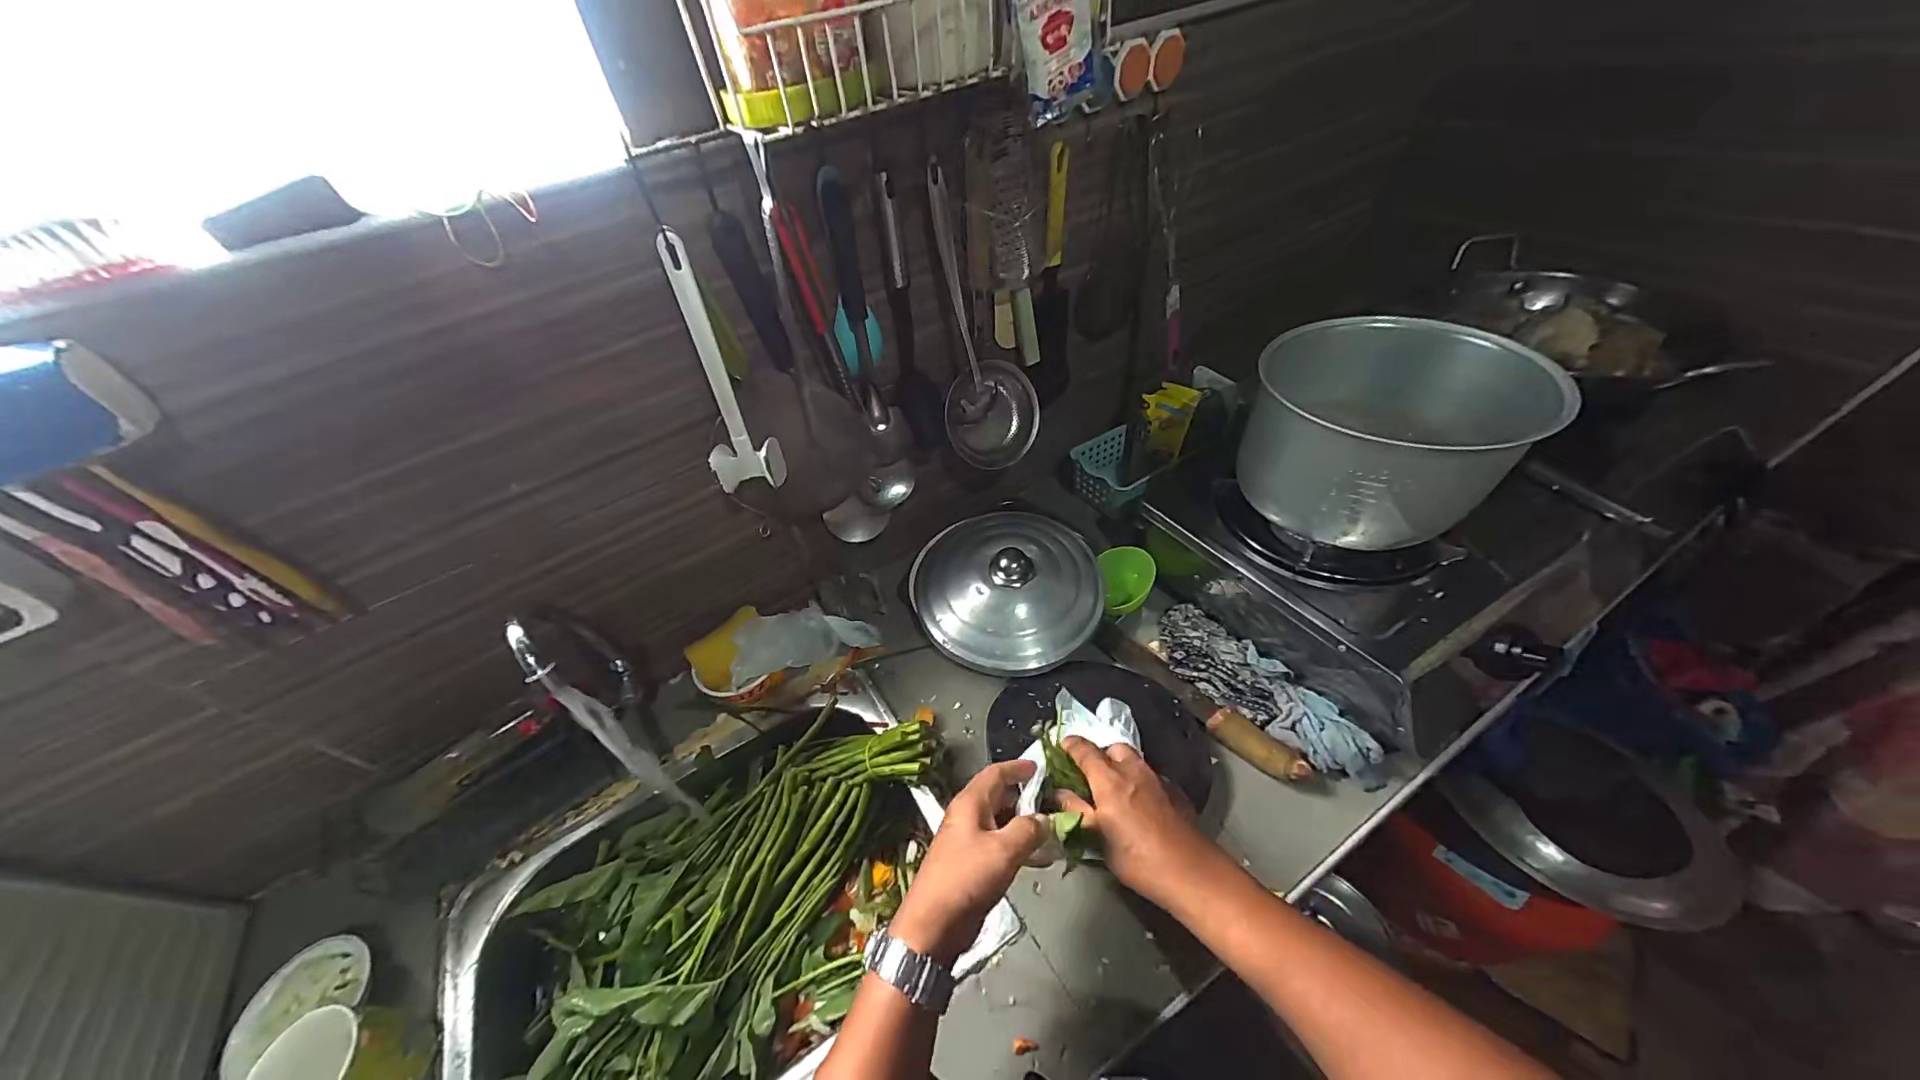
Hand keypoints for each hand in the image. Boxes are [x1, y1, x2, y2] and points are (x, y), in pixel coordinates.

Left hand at [889, 759, 1046, 963]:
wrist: (934, 924)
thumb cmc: (966, 878)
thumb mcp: (1003, 850)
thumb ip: (1028, 829)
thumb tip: (1044, 819)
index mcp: (970, 803)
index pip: (995, 773)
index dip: (1017, 768)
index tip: (1039, 767)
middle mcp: (967, 816)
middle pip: (999, 796)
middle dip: (1025, 797)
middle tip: (1052, 801)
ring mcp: (968, 840)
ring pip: (1000, 822)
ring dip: (1023, 824)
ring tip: (1051, 829)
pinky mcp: (971, 863)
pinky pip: (998, 844)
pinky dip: (1017, 845)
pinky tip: (1036, 857)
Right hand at [1056, 736, 1221, 907]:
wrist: (1191, 871)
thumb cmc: (1137, 858)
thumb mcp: (1097, 837)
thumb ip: (1075, 810)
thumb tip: (1058, 792)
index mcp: (1109, 779)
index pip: (1085, 749)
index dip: (1071, 745)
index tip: (1062, 747)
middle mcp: (1133, 770)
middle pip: (1113, 748)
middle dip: (1100, 755)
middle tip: (1091, 775)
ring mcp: (1158, 779)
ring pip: (1135, 760)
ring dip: (1121, 767)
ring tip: (1116, 790)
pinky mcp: (1176, 792)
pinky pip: (1152, 776)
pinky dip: (1141, 782)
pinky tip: (1141, 804)